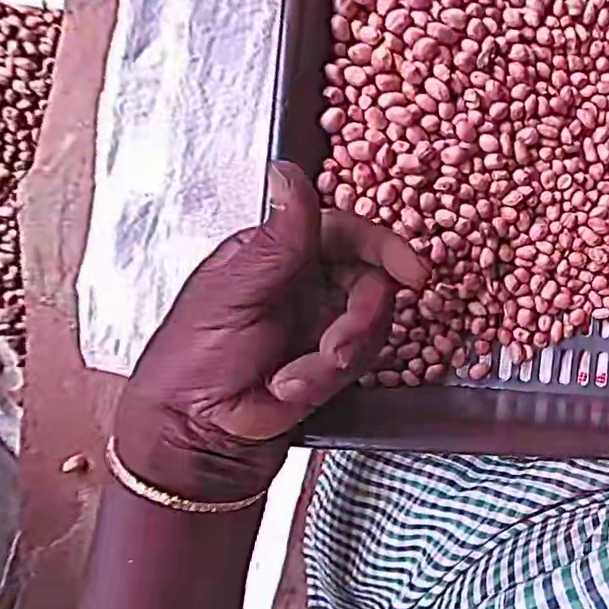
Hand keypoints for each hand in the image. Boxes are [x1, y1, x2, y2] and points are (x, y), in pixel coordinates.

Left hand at [113, 163, 429, 504]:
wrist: (195, 436)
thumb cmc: (194, 360)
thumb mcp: (233, 294)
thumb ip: (278, 239)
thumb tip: (287, 171)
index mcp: (279, 252)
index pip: (347, 233)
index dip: (385, 248)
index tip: (413, 272)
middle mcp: (309, 281)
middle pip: (372, 280)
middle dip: (361, 318)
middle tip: (336, 350)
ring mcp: (325, 320)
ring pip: (374, 321)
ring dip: (341, 353)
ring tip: (296, 377)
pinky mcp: (336, 357)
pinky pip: (365, 357)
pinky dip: (329, 376)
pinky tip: (292, 388)